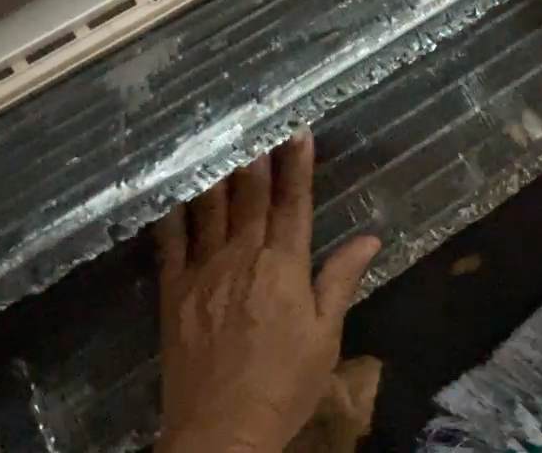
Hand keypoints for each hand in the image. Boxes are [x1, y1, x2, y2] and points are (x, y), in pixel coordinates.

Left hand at [156, 136, 381, 452]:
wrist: (221, 434)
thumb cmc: (284, 384)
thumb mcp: (326, 336)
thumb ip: (341, 280)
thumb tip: (370, 237)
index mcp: (284, 267)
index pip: (294, 203)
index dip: (297, 164)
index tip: (298, 130)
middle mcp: (243, 257)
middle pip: (250, 195)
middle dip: (255, 154)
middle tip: (256, 119)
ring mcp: (204, 271)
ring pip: (210, 208)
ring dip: (217, 171)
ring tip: (219, 137)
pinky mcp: (174, 292)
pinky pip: (170, 242)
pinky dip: (172, 211)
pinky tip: (172, 188)